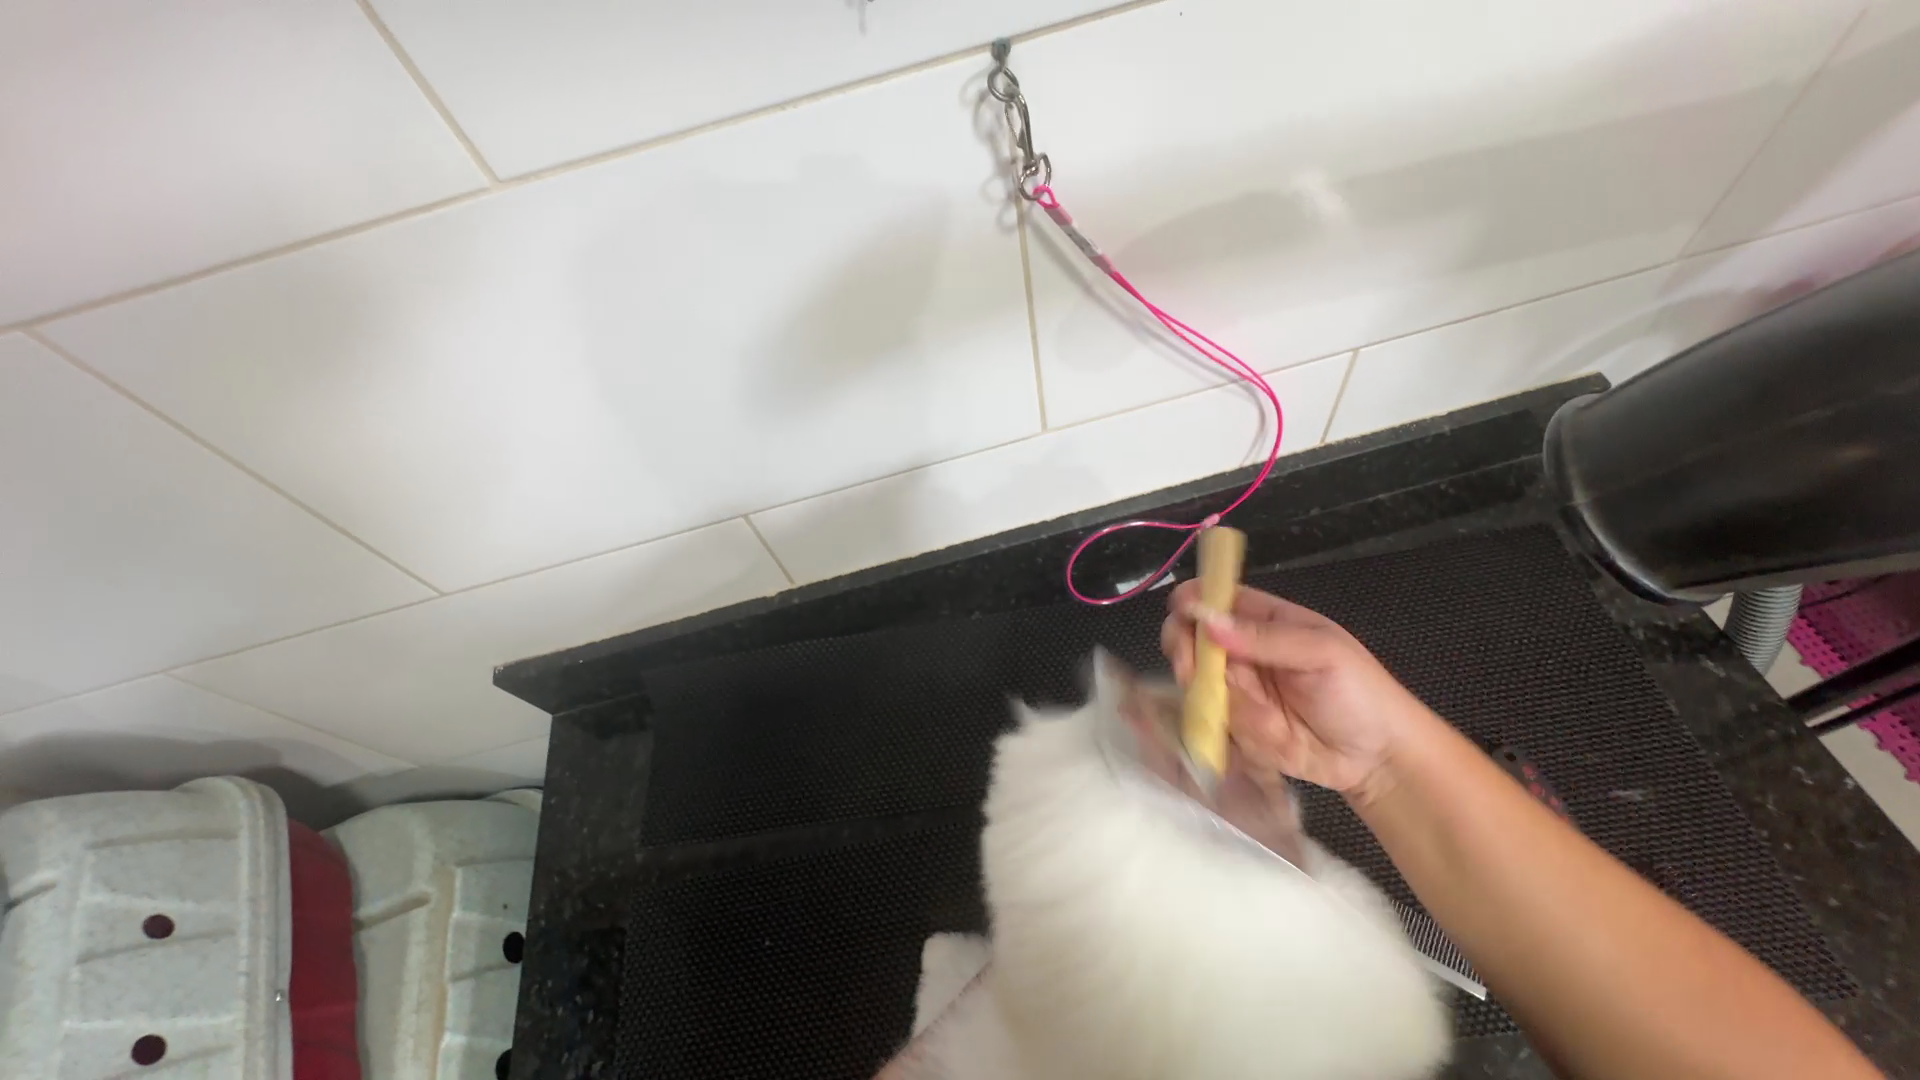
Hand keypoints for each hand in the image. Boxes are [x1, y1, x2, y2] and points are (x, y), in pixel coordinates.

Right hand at [1160, 581, 1438, 804]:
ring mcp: (1235, 688)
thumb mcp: (1321, 654)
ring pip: (1191, 676)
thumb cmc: (1360, 694)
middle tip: (1188, 660)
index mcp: (1265, 620)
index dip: (1194, 598)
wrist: (1376, 759)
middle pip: (1192, 635)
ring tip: (1209, 694)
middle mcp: (1242, 650)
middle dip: (1182, 643)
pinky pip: (1206, 715)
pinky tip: (1217, 721)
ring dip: (1193, 683)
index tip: (1181, 609)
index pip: (1217, 598)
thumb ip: (1264, 637)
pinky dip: (1205, 716)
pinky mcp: (1233, 725)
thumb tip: (1209, 621)